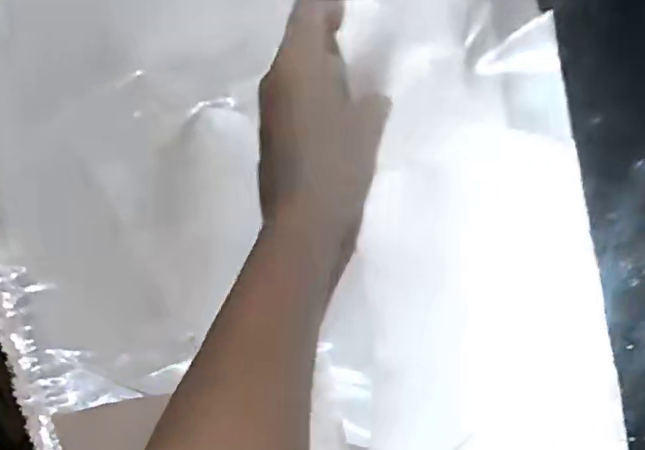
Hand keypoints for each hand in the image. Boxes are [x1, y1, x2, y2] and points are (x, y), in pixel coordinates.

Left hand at [260, 0, 388, 268]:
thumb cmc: (336, 172)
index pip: (307, 15)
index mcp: (296, 66)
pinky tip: (335, 133)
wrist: (304, 232)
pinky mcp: (273, 150)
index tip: (343, 12)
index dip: (326, 9)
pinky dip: (313, 112)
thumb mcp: (366, 132)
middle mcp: (276, 85)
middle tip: (351, 60)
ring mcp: (270, 120)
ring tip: (347, 99)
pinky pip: (294, 115)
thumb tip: (373, 100)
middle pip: (297, 49)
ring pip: (294, 85)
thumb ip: (371, 106)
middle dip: (323, 49)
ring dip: (318, 84)